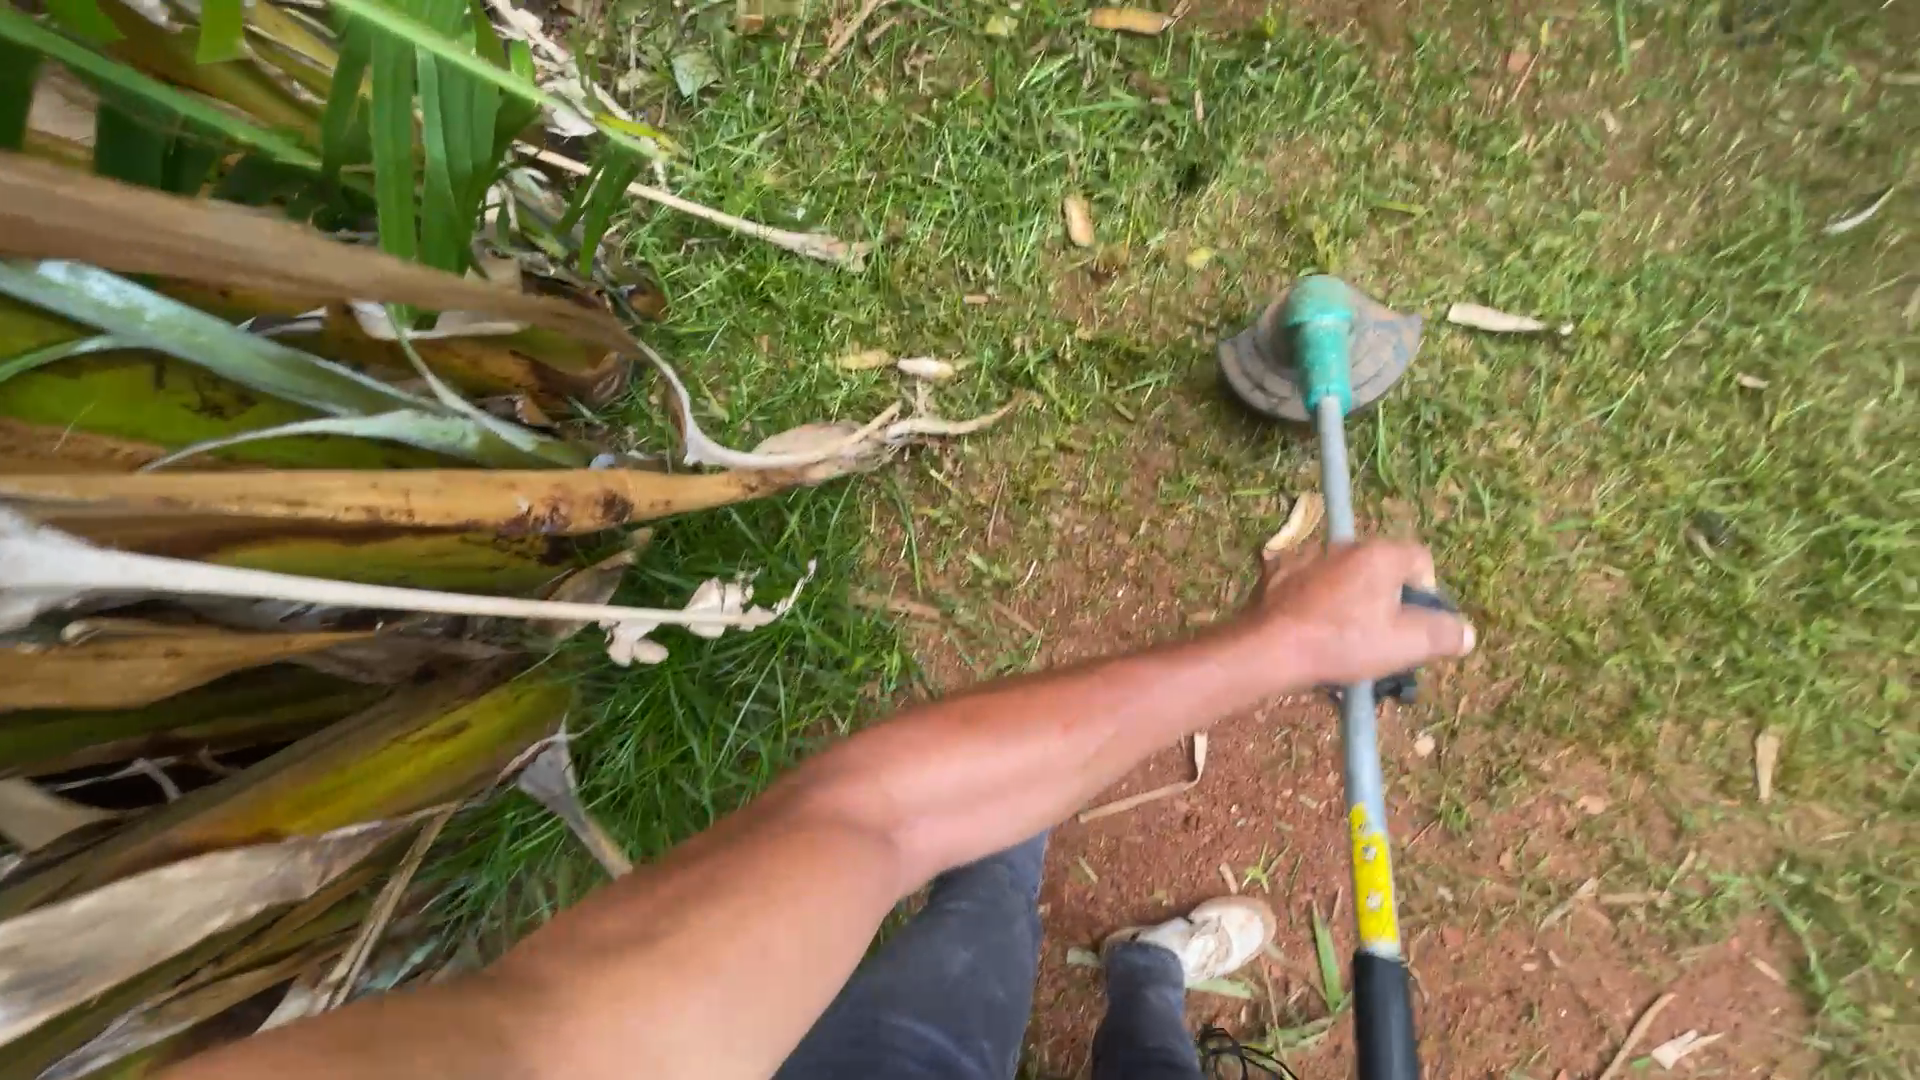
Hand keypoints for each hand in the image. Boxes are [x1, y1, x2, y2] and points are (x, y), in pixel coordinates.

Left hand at [1242, 540, 1474, 686]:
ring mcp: (1303, 556)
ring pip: (1340, 574)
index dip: (1425, 592)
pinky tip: (1309, 626)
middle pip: (1379, 567)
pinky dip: (1313, 599)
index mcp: (1379, 553)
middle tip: (1378, 634)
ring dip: (1347, 597)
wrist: (1268, 647)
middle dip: (1384, 598)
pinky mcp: (1274, 573)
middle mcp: (1341, 545)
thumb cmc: (1342, 643)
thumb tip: (1464, 632)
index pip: (1420, 560)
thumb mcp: (1406, 645)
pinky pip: (1306, 582)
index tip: (1412, 624)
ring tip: (1341, 635)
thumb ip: (1443, 634)